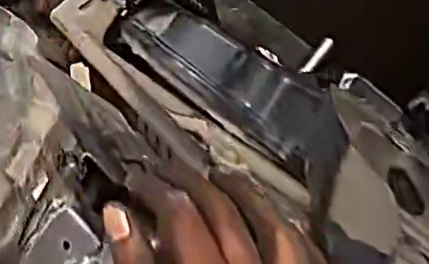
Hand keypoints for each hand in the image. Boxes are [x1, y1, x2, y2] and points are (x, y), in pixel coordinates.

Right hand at [104, 168, 315, 263]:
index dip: (153, 189)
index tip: (135, 182)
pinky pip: (310, 255)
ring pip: (273, 227)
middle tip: (165, 172)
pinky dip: (292, 231)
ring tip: (220, 175)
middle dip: (189, 182)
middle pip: (222, 211)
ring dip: (244, 194)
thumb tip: (117, 218)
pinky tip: (279, 219)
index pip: (180, 214)